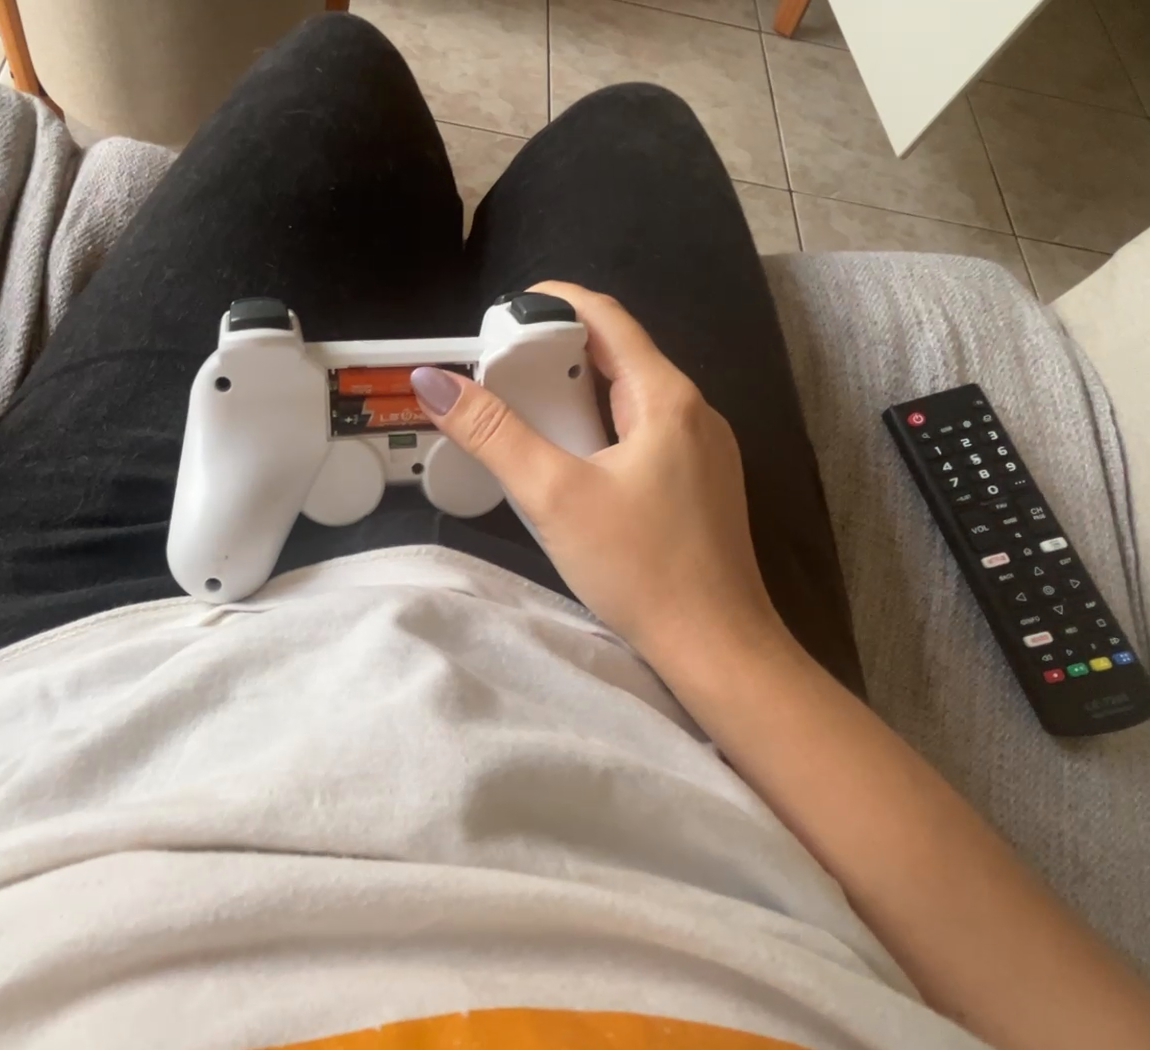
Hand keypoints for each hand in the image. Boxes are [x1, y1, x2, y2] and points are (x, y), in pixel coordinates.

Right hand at [411, 282, 794, 674]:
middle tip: (500, 372)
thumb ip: (493, 435)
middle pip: (619, 356)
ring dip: (577, 394)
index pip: (608, 317)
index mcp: (667, 397)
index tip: (503, 316)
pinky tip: (573, 463)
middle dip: (557, 352)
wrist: (715, 646)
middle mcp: (694, 411)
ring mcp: (704, 450)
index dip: (553, 302)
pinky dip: (601, 429)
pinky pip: (644, 434)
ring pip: (631, 399)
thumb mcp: (553, 497)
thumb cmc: (638, 567)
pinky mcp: (700, 486)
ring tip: (526, 414)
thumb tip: (434, 381)